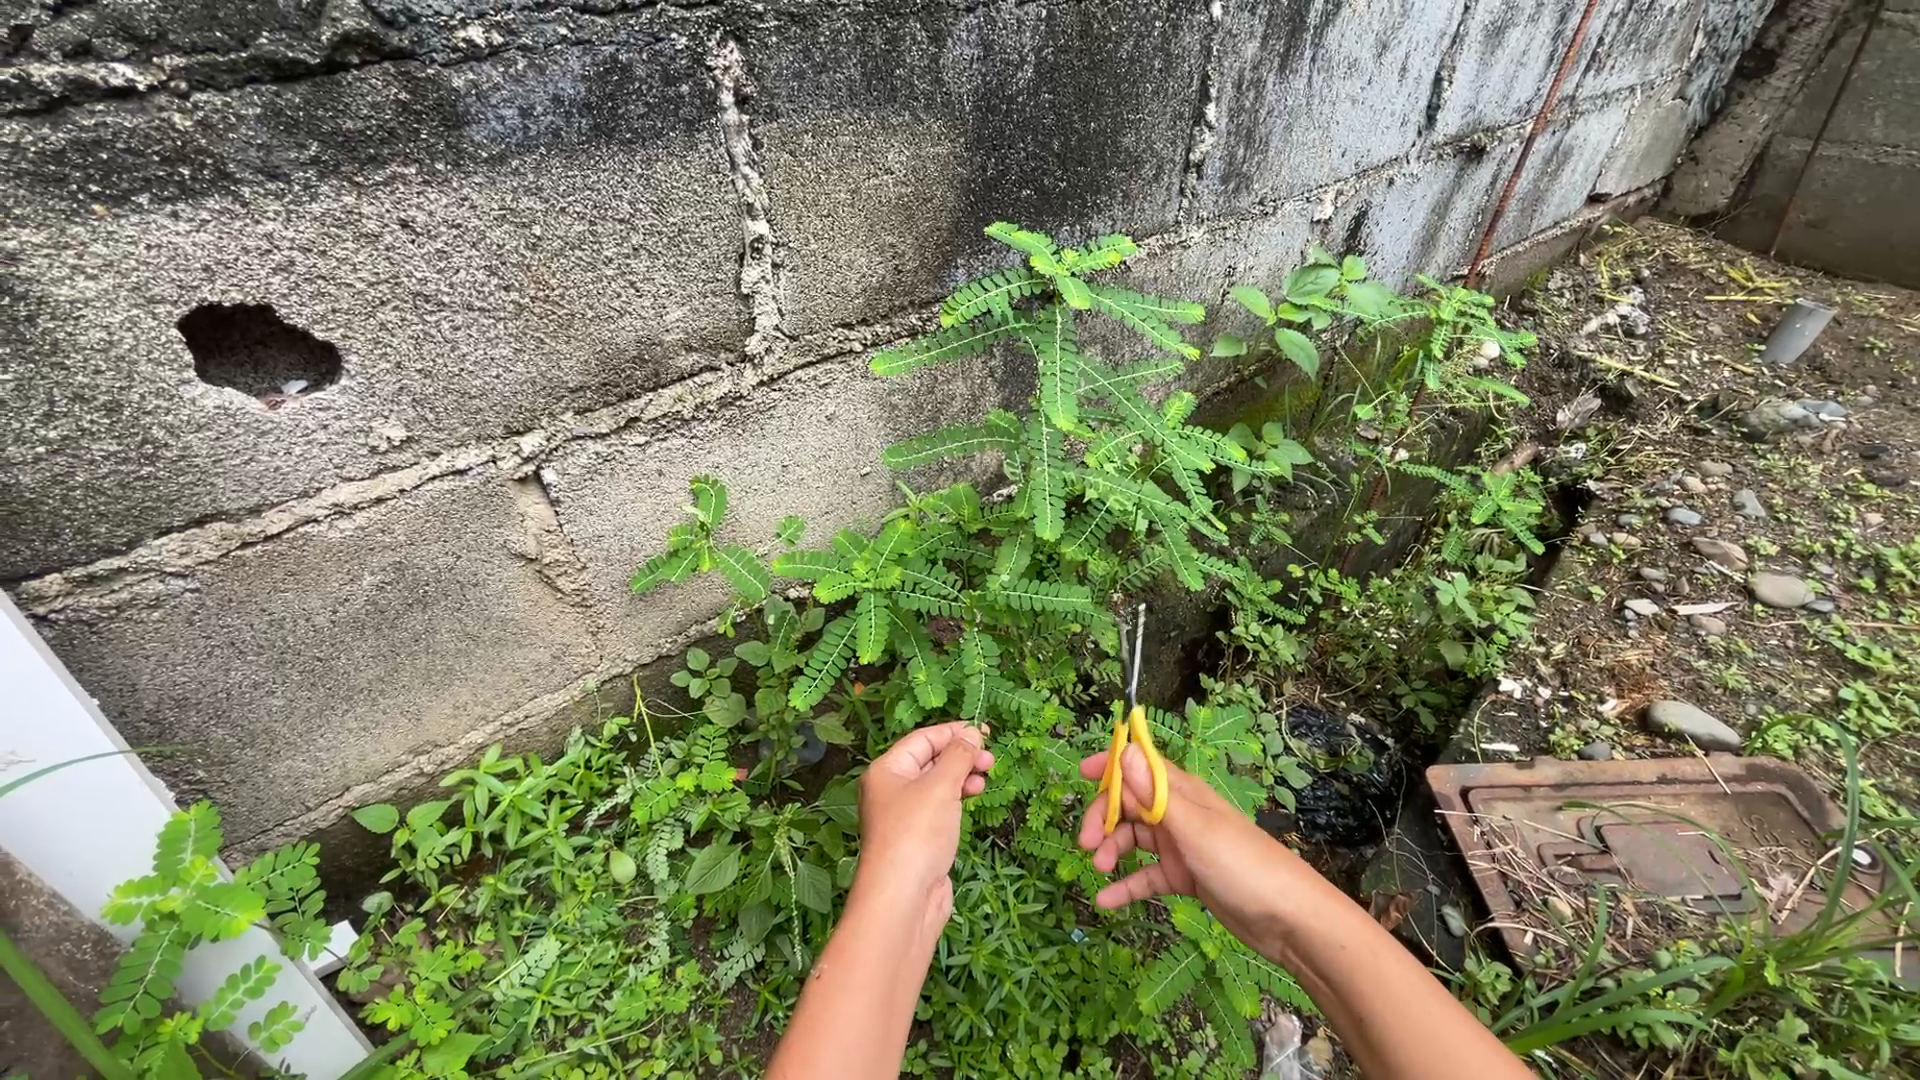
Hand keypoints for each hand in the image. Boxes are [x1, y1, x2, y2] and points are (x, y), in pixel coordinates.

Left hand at [855, 721, 993, 934]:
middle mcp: (891, 790)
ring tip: (985, 778)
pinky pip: (939, 808)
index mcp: (887, 770)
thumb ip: (959, 755)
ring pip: (937, 785)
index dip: (953, 732)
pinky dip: (957, 799)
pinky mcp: (918, 839)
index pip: (922, 739)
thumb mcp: (940, 785)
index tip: (984, 731)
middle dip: (961, 755)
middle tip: (990, 758)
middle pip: (929, 761)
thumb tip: (972, 734)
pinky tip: (973, 797)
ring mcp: (904, 816)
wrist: (904, 899)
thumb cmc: (917, 833)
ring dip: (962, 776)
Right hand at [1077, 743, 1323, 953]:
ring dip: (1113, 850)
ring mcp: (1182, 846)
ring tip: (1099, 870)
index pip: (1140, 766)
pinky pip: (1148, 875)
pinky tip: (1105, 901)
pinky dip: (1126, 885)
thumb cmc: (1243, 864)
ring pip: (1135, 839)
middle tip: (1086, 843)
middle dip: (1105, 817)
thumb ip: (1155, 793)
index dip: (1112, 766)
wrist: (1290, 921)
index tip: (1082, 774)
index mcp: (1183, 792)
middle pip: (1131, 805)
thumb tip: (1126, 748)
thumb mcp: (1195, 828)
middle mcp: (1180, 813)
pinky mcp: (1186, 876)